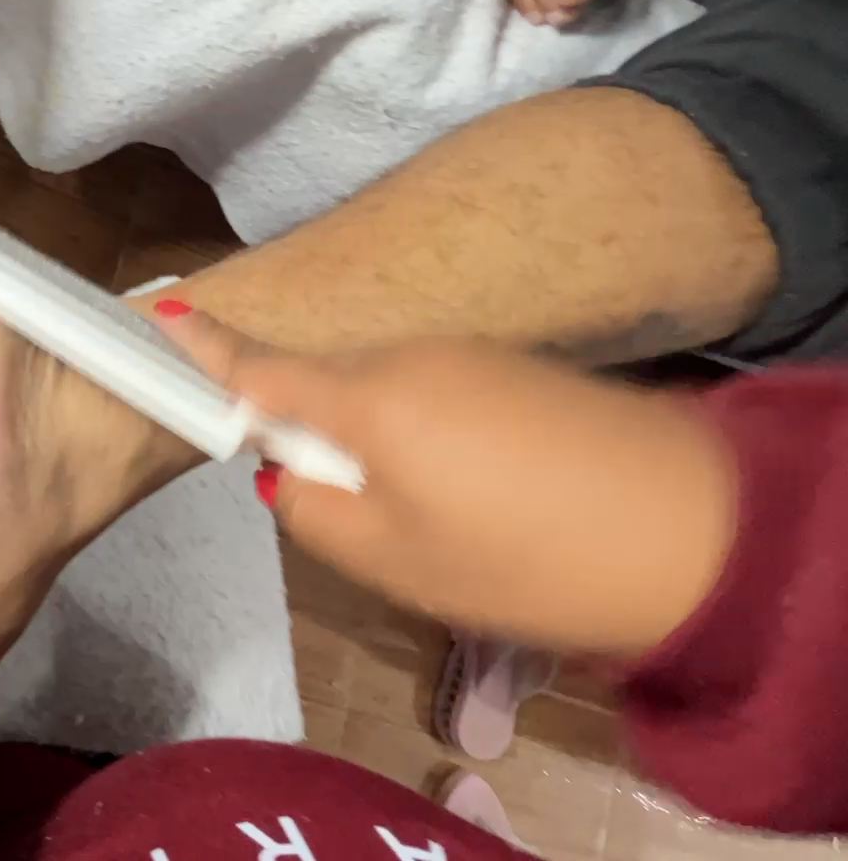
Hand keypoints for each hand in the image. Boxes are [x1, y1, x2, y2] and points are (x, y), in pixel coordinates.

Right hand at [157, 310, 739, 655]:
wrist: (717, 536)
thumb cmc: (525, 556)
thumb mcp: (391, 559)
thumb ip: (309, 509)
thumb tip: (288, 472)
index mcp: (366, 398)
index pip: (258, 367)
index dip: (203, 346)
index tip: (158, 315)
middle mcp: (404, 356)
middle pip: (314, 383)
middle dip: (302, 428)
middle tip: (340, 499)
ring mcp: (461, 355)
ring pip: (369, 390)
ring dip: (363, 435)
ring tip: (422, 506)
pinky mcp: (505, 366)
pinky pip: (420, 390)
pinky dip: (412, 429)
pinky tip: (467, 483)